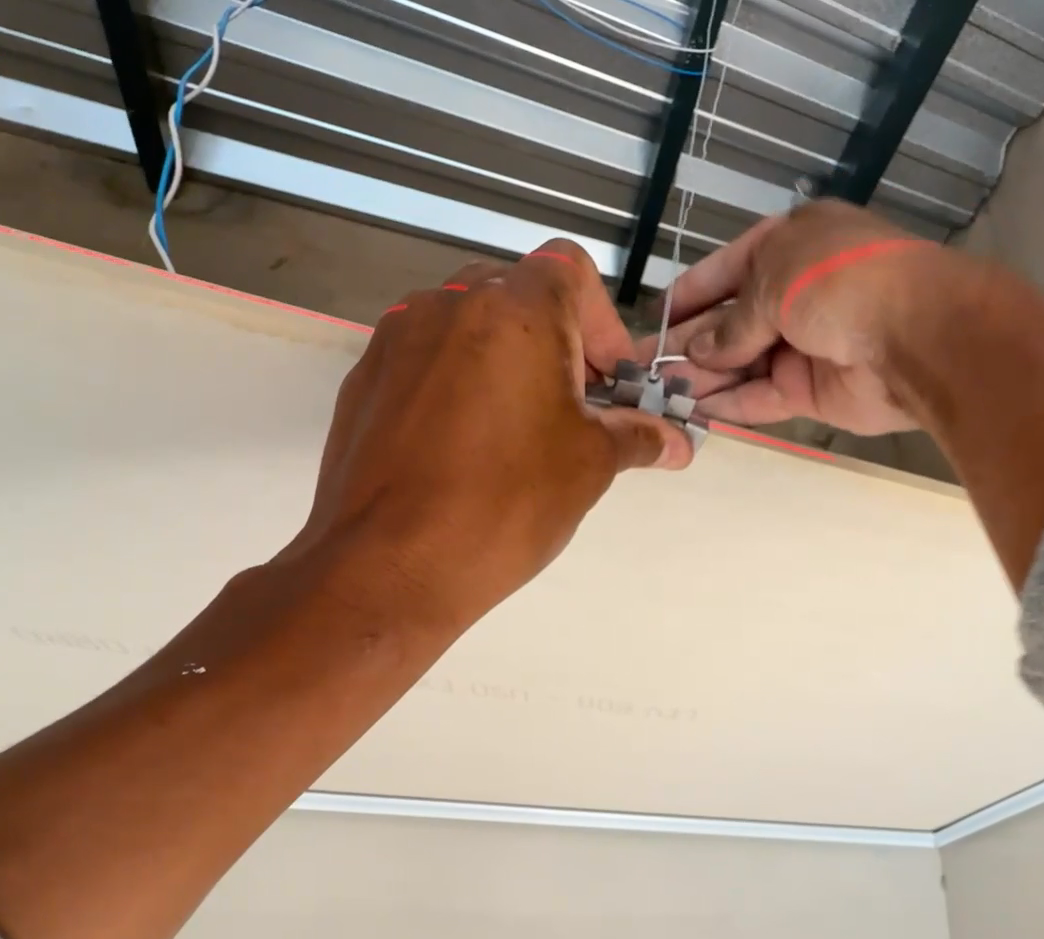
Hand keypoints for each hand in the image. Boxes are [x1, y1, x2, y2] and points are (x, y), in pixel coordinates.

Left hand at [284, 240, 693, 630]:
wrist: (389, 566)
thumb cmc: (509, 500)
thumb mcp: (592, 465)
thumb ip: (638, 436)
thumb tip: (678, 442)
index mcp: (516, 311)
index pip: (571, 268)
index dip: (603, 320)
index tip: (609, 382)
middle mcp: (450, 304)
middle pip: (521, 293)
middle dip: (560, 341)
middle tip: (576, 406)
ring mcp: (398, 339)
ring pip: (471, 325)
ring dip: (509, 360)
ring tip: (521, 429)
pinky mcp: (366, 378)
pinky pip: (429, 358)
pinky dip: (462, 383)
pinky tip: (469, 448)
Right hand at [639, 199, 967, 434]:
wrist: (914, 336)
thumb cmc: (838, 282)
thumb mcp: (773, 281)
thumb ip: (732, 321)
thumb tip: (698, 351)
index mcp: (792, 246)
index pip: (729, 267)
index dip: (692, 292)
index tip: (656, 316)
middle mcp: (799, 293)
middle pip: (733, 320)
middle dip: (690, 342)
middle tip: (643, 367)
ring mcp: (807, 345)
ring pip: (744, 363)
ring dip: (704, 377)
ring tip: (657, 394)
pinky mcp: (814, 392)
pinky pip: (763, 398)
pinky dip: (731, 405)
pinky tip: (694, 413)